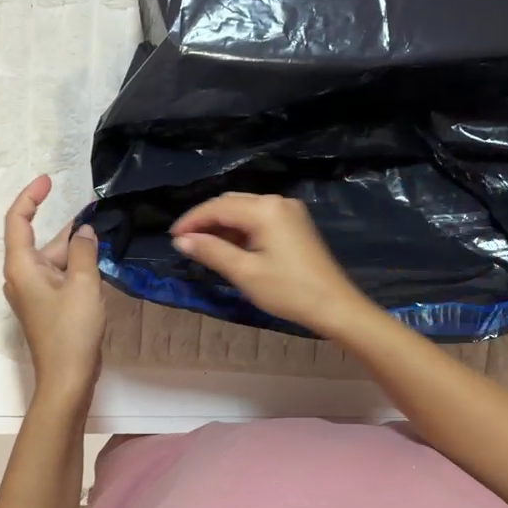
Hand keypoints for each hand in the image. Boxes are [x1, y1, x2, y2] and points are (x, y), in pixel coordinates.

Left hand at [4, 176, 103, 398]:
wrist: (67, 378)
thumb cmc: (72, 331)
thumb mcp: (84, 285)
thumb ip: (85, 252)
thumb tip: (86, 232)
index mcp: (21, 267)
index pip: (18, 220)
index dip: (31, 197)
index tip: (49, 181)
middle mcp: (21, 277)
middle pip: (39, 241)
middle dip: (67, 229)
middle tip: (98, 215)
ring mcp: (32, 294)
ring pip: (52, 261)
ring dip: (76, 251)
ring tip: (104, 239)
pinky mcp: (46, 307)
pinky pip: (58, 278)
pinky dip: (75, 268)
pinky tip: (98, 267)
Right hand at [169, 192, 376, 337]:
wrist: (335, 305)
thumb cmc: (289, 291)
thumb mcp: (245, 273)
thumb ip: (211, 251)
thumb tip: (181, 241)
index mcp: (265, 209)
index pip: (218, 207)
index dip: (192, 220)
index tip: (172, 237)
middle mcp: (277, 201)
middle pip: (231, 203)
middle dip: (206, 220)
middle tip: (184, 242)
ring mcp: (289, 211)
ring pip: (245, 210)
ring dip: (222, 225)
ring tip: (202, 247)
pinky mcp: (296, 224)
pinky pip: (260, 219)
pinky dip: (241, 230)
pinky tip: (229, 247)